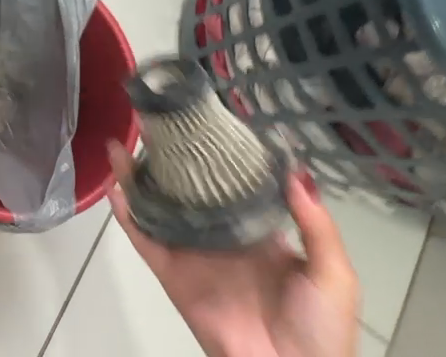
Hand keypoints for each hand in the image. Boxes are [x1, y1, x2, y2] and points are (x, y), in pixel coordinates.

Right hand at [106, 141, 360, 356]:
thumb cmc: (320, 328)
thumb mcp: (333, 274)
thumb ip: (316, 224)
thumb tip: (292, 169)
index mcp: (257, 232)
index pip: (231, 183)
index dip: (216, 153)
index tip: (203, 118)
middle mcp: (219, 234)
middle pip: (186, 187)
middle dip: (170, 155)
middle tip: (155, 119)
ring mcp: (191, 251)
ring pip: (157, 204)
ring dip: (137, 175)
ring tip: (121, 140)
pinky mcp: (171, 271)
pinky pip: (142, 237)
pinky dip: (124, 212)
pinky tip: (112, 183)